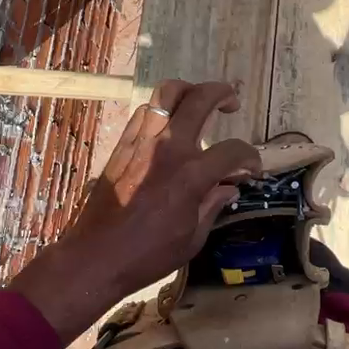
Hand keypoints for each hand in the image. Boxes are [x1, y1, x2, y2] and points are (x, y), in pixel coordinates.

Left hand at [7, 80, 260, 341]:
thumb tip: (230, 186)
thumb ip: (214, 205)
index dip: (250, 157)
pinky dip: (161, 109)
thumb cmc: (148, 255)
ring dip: (189, 91)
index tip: (252, 168)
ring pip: (167, 93)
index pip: (233, 151)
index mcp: (192, 175)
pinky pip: (144, 112)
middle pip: (201, 99)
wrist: (96, 257)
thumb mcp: (192, 239)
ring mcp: (142, 141)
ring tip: (198, 101)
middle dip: (223, 94)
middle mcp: (169, 148)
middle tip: (232, 102)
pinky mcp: (122, 145)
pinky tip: (168, 124)